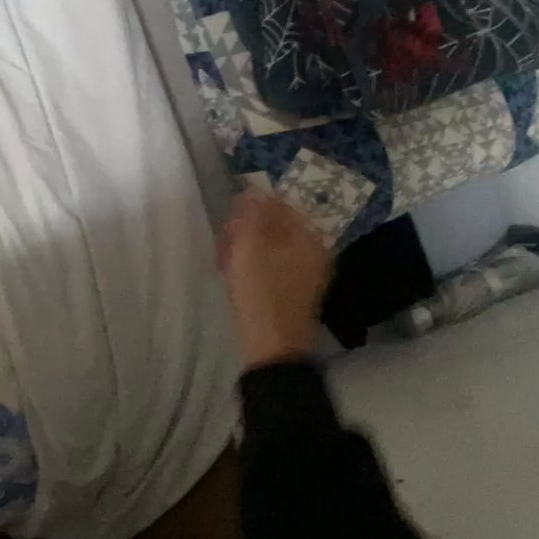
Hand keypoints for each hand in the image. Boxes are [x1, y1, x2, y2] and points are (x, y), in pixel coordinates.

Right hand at [217, 189, 333, 366]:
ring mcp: (307, 272)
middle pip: (275, 224)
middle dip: (246, 229)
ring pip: (270, 245)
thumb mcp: (250, 247)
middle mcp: (314, 251)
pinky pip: (272, 264)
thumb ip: (251, 213)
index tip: (229, 223)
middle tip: (224, 245)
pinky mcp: (295, 290)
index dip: (250, 208)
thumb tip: (254, 189)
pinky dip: (253, 265)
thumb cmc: (261, 294)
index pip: (279, 203)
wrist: (273, 350)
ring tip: (225, 263)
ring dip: (245, 248)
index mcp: (308, 237)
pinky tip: (236, 277)